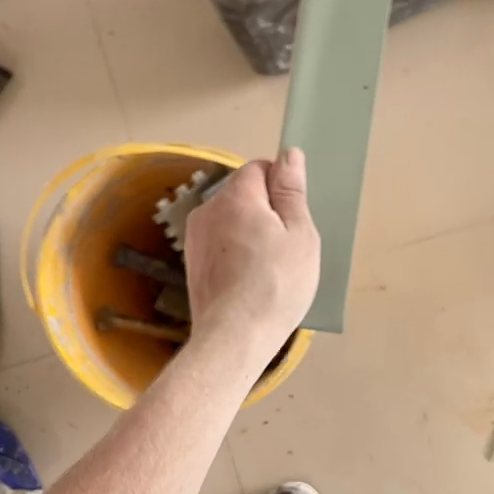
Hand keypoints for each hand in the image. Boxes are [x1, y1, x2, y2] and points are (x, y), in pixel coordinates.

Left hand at [183, 148, 320, 359]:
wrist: (234, 337)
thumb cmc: (274, 287)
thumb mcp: (300, 235)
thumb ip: (292, 192)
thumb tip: (289, 156)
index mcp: (237, 197)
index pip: (259, 168)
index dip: (281, 188)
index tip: (294, 216)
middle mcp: (209, 211)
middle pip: (244, 196)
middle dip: (267, 213)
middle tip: (287, 247)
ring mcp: (196, 239)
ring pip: (231, 222)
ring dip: (251, 235)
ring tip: (270, 270)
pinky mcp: (193, 264)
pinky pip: (221, 246)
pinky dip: (237, 256)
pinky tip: (252, 282)